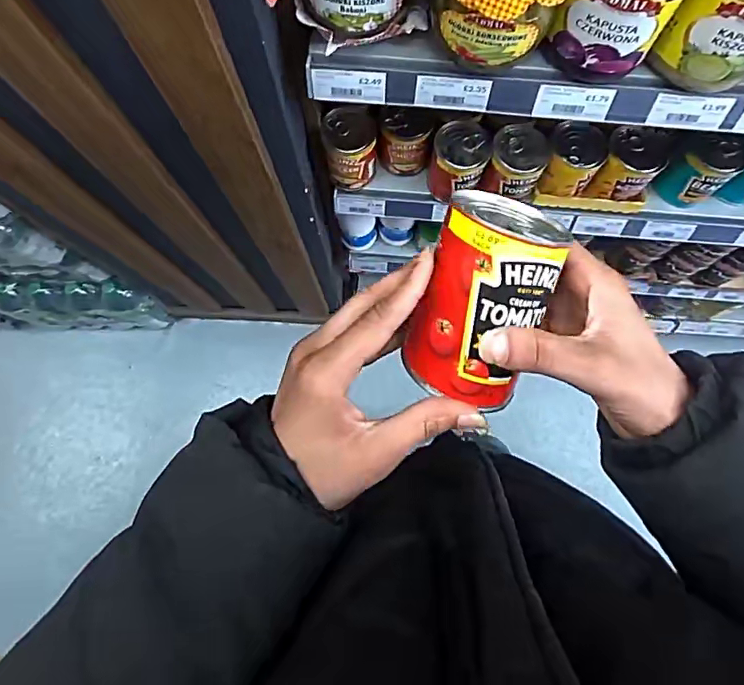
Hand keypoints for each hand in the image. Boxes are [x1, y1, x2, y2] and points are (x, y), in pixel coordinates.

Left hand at [272, 248, 485, 509]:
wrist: (273, 483)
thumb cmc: (319, 472)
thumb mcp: (375, 453)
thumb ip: (423, 424)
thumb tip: (470, 411)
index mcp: (327, 369)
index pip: (376, 320)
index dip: (407, 289)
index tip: (429, 262)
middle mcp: (314, 351)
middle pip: (362, 305)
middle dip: (398, 280)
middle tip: (431, 260)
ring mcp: (310, 352)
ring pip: (353, 312)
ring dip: (388, 295)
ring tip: (422, 281)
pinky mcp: (313, 359)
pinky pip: (348, 327)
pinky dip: (376, 317)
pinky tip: (401, 317)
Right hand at [476, 243, 688, 438]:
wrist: (665, 426)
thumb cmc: (647, 385)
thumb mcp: (591, 364)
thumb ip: (541, 353)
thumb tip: (493, 341)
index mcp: (598, 284)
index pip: (555, 244)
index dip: (524, 238)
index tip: (490, 240)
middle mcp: (584, 295)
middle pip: (536, 269)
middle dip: (504, 270)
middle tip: (469, 273)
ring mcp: (574, 317)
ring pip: (531, 297)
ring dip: (505, 299)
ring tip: (470, 299)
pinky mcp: (566, 340)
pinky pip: (532, 324)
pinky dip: (512, 326)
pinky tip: (490, 331)